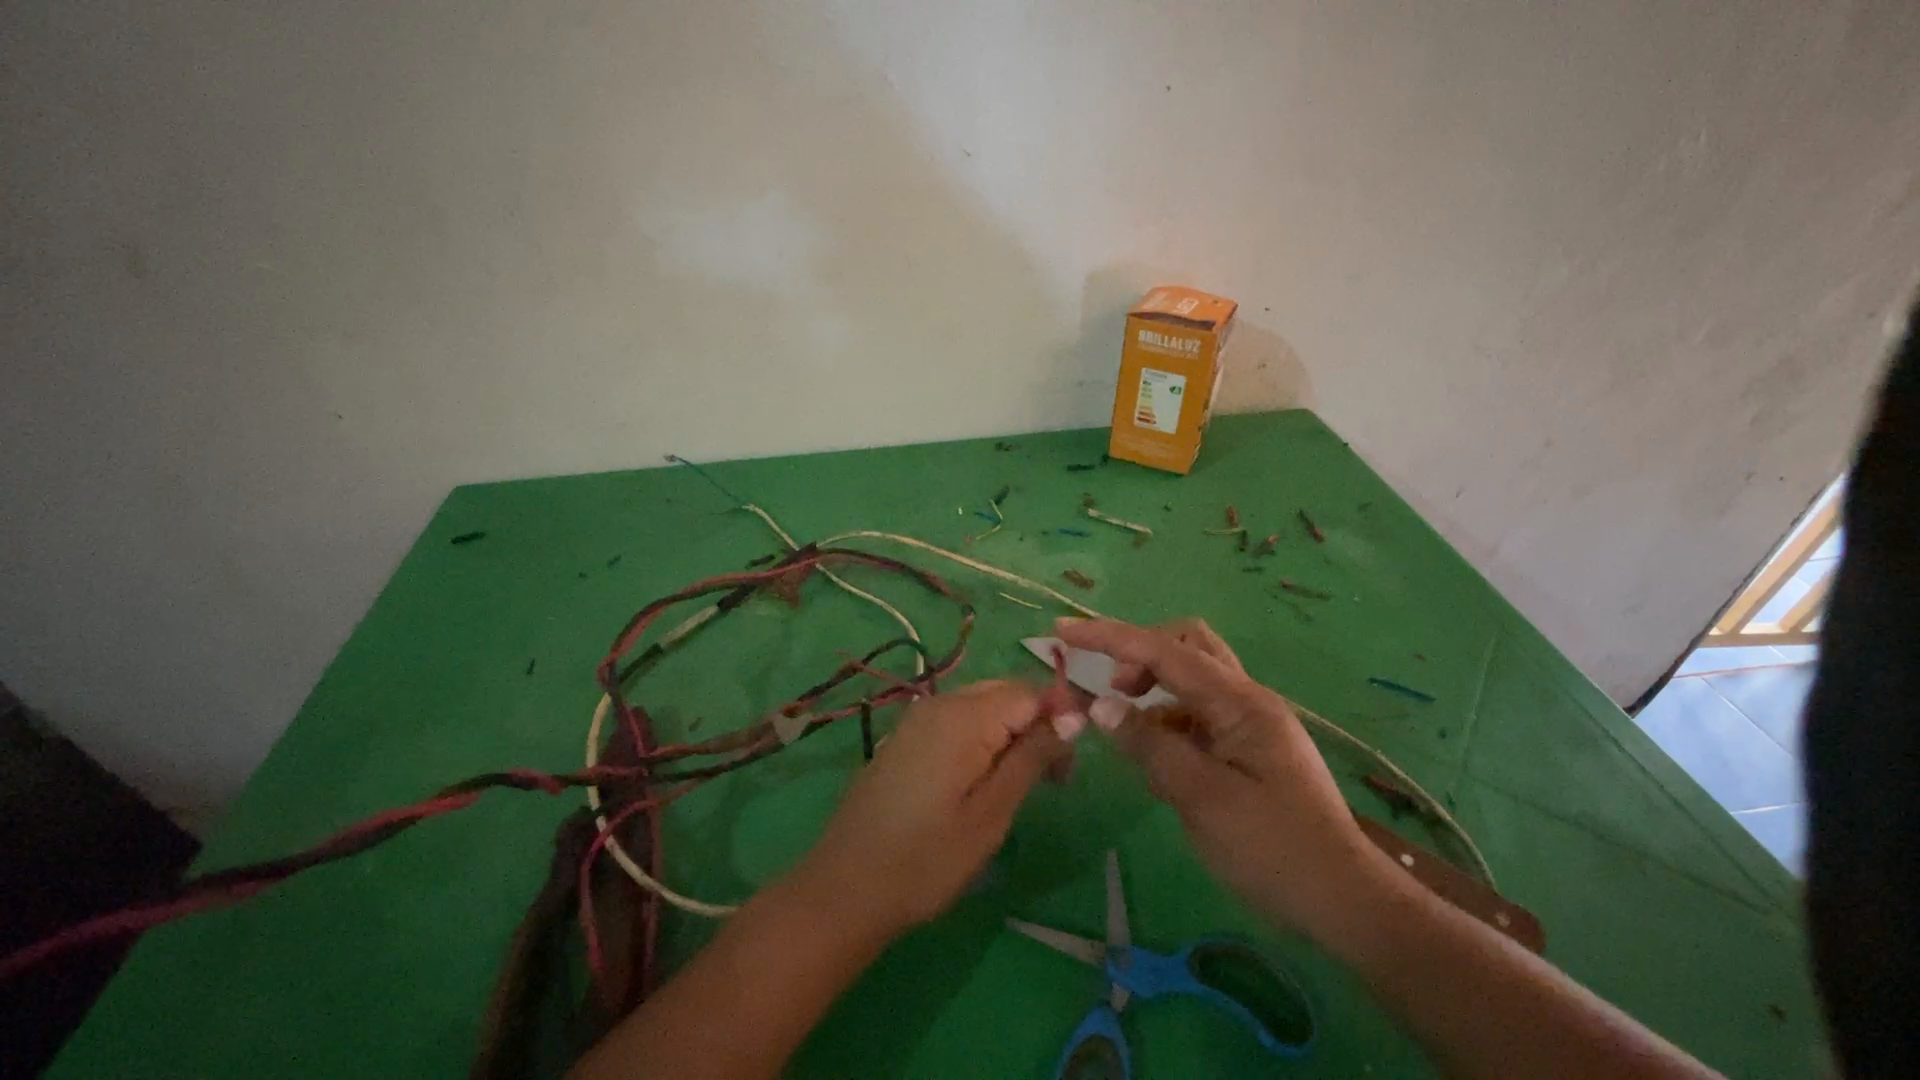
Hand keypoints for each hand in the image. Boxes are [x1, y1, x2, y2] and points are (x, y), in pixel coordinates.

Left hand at [785, 680, 1068, 936]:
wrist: (846, 888)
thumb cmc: (927, 859)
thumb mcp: (991, 813)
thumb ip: (1031, 757)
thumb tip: (1070, 717)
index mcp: (964, 716)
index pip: (1030, 692)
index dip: (1062, 718)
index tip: (1072, 766)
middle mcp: (939, 704)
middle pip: (1006, 693)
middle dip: (1038, 724)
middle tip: (1055, 778)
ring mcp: (916, 720)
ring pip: (982, 706)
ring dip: (1011, 732)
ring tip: (1024, 784)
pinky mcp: (904, 740)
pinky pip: (957, 722)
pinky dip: (982, 739)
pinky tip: (984, 780)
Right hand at [1057, 617, 1386, 938]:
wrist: (1342, 900)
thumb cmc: (1272, 849)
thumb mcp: (1202, 799)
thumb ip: (1149, 746)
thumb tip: (1101, 706)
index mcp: (1240, 702)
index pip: (1165, 651)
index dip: (1110, 637)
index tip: (1062, 633)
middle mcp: (1247, 700)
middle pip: (1187, 646)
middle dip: (1140, 656)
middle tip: (1110, 694)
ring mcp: (1251, 724)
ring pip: (1193, 681)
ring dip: (1153, 692)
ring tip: (1126, 734)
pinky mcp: (1249, 750)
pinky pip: (1198, 717)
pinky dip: (1168, 723)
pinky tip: (1157, 760)